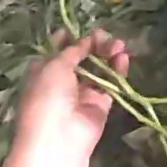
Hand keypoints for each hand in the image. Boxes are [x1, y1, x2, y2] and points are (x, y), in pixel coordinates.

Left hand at [16, 31, 122, 159]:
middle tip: (104, 36)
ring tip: (119, 45)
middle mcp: (62, 80)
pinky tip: (123, 58)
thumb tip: (86, 40)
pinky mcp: (100, 105)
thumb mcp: (55, 64)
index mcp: (44, 69)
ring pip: (98, 68)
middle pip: (81, 56)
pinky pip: (110, 84)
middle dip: (94, 44)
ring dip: (108, 54)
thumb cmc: (47, 95)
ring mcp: (82, 93)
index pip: (59, 48)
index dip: (71, 36)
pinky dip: (117, 70)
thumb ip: (73, 50)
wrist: (57, 138)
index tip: (83, 27)